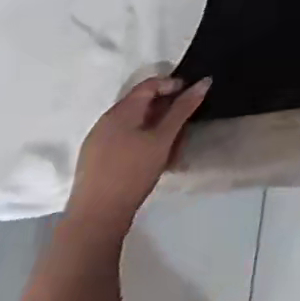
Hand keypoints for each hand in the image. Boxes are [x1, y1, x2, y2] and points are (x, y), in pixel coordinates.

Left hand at [66, 75, 209, 226]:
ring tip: (173, 149)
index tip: (192, 97)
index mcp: (120, 111)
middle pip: (142, 104)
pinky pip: (124, 140)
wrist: (95, 219)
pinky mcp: (95, 161)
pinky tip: (155, 161)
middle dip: (167, 111)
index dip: (173, 85)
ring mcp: (97, 142)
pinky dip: (143, 143)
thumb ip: (183, 109)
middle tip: (185, 127)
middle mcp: (106, 121)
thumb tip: (204, 81)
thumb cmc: (133, 172)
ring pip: (135, 125)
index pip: (150, 84)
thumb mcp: (163, 139)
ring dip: (157, 130)